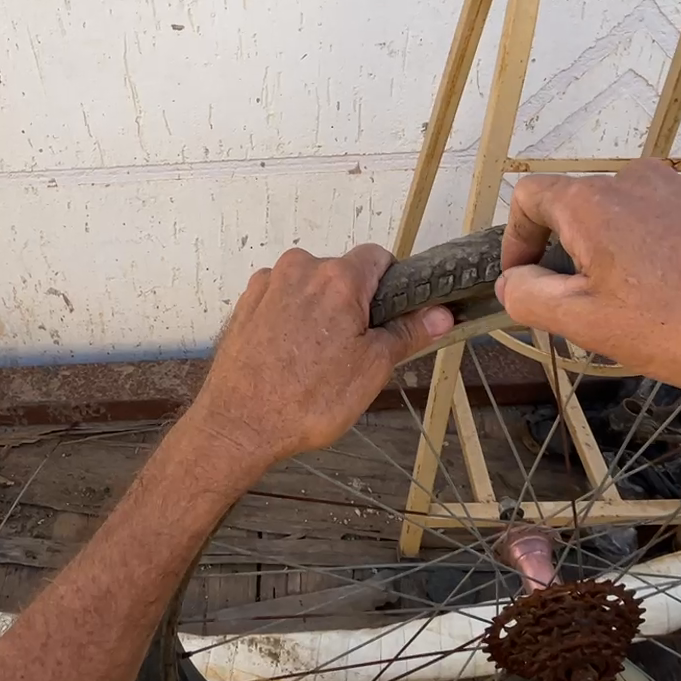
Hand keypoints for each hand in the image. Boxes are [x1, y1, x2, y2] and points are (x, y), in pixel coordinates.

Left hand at [187, 245, 453, 471]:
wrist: (240, 423)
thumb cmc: (307, 400)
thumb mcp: (372, 368)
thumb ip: (408, 332)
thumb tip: (440, 313)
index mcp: (338, 278)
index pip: (378, 257)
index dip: (390, 284)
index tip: (390, 314)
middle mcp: (301, 268)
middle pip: (342, 273)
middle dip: (353, 302)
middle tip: (353, 348)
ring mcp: (269, 282)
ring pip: (310, 286)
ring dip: (320, 310)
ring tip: (317, 358)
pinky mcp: (247, 300)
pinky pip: (281, 297)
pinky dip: (290, 316)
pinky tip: (289, 354)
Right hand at [494, 159, 680, 401]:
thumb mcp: (589, 323)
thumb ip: (529, 298)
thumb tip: (511, 282)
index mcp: (593, 201)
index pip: (527, 198)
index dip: (514, 242)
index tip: (526, 284)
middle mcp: (635, 180)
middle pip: (575, 210)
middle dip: (566, 259)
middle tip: (584, 314)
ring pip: (620, 221)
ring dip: (610, 260)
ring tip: (637, 315)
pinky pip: (663, 226)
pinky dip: (652, 257)